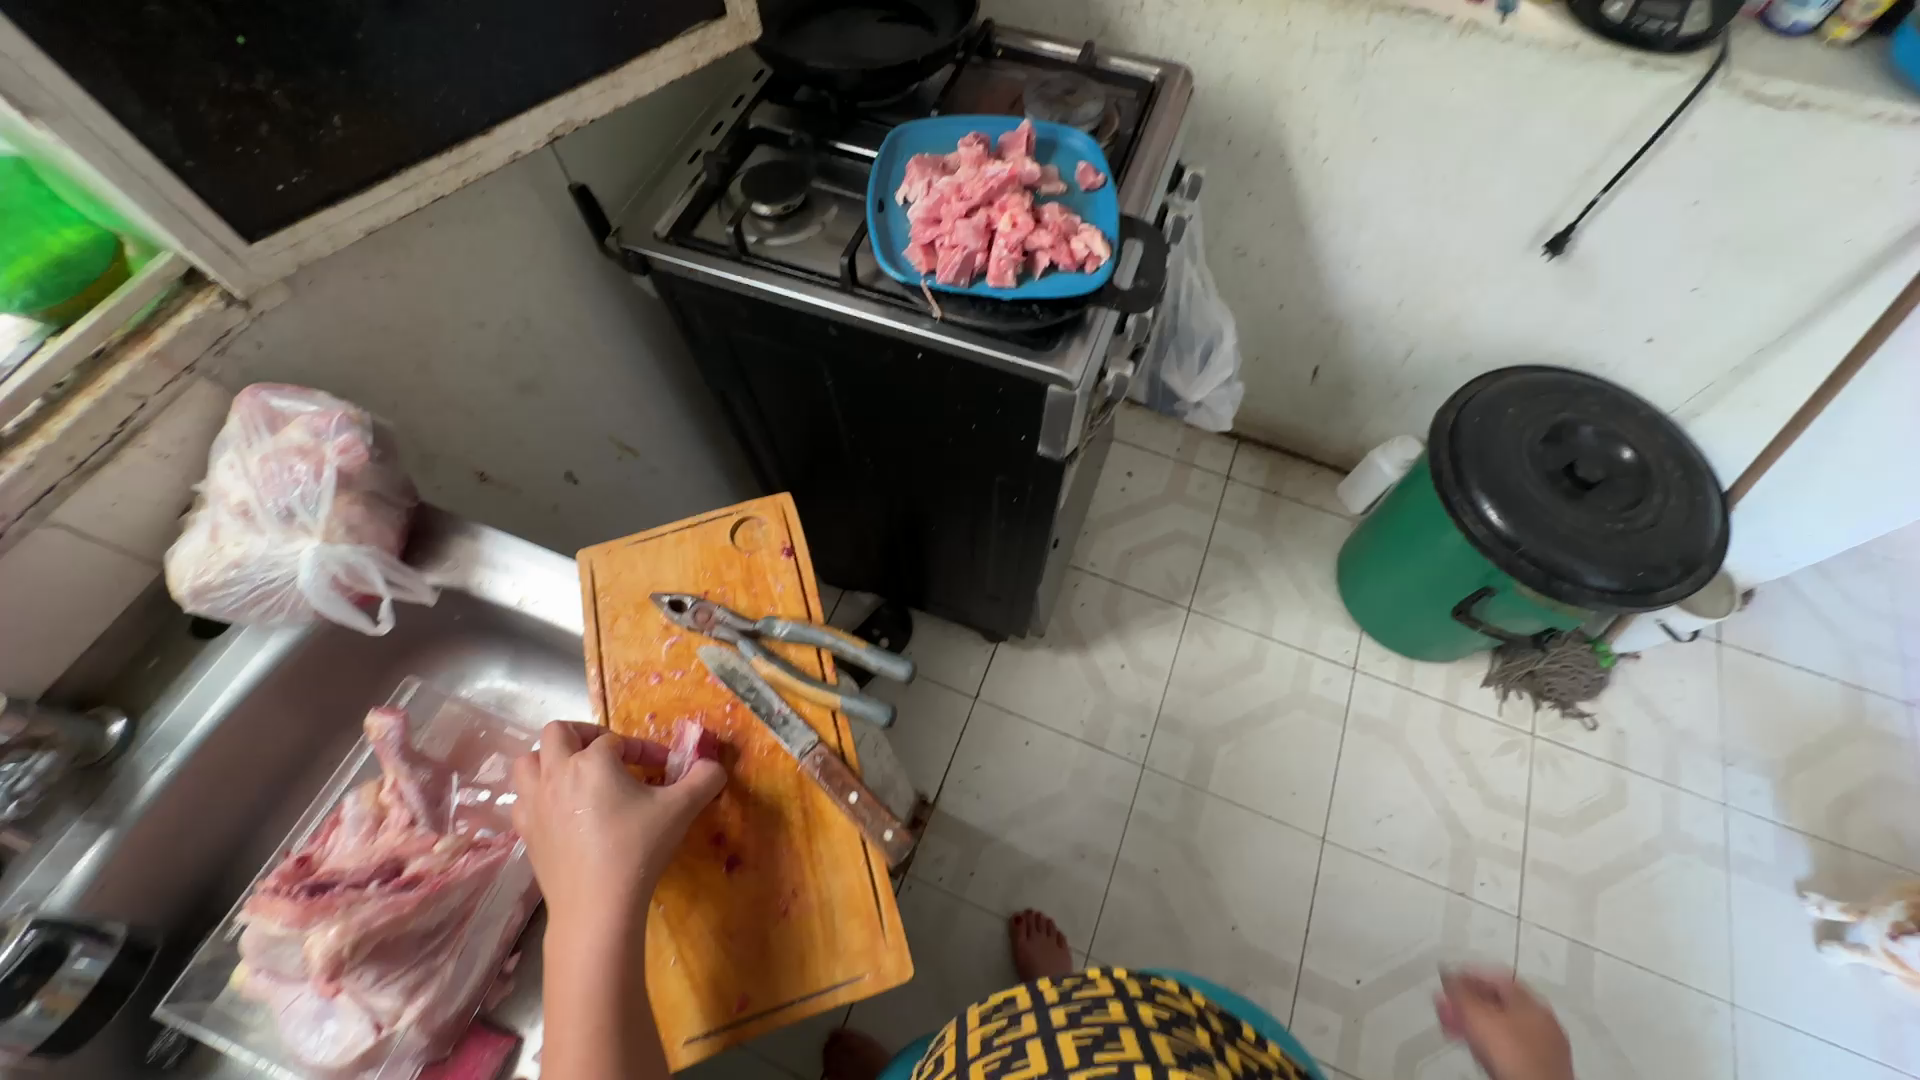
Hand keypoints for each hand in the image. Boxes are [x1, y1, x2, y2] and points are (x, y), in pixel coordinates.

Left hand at [510, 721, 725, 932]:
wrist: (598, 906)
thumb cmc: (639, 848)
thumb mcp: (682, 808)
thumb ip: (704, 778)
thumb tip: (713, 765)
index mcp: (593, 761)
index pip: (618, 740)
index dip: (643, 749)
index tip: (663, 767)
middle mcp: (557, 774)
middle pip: (558, 733)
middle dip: (585, 735)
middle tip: (609, 754)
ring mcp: (535, 804)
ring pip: (528, 761)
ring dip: (551, 759)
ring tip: (577, 774)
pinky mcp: (526, 832)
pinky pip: (521, 798)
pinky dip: (538, 793)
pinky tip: (561, 808)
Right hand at [1435, 969, 1574, 1079]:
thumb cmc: (1512, 1052)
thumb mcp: (1475, 1014)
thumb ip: (1458, 989)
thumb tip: (1446, 972)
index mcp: (1531, 1001)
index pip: (1495, 976)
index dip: (1468, 975)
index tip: (1449, 979)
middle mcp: (1542, 1019)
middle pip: (1498, 1000)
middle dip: (1468, 1001)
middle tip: (1448, 1004)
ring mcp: (1544, 1043)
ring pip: (1502, 1023)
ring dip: (1475, 1020)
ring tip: (1455, 1025)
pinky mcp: (1540, 1064)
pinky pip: (1508, 1042)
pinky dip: (1488, 1038)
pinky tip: (1475, 1043)